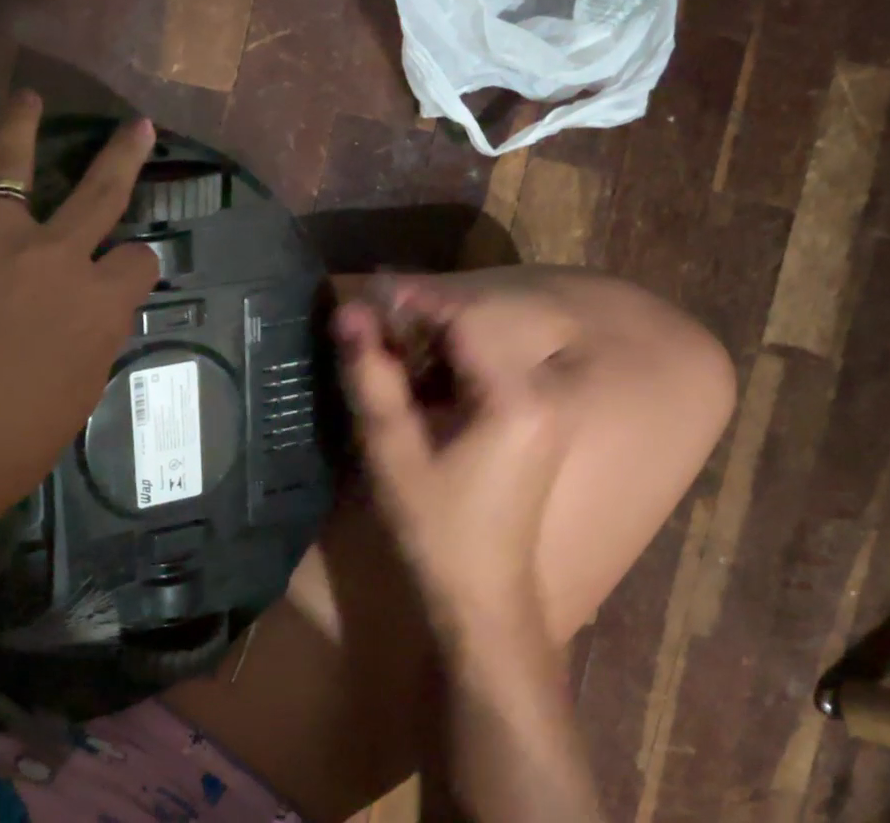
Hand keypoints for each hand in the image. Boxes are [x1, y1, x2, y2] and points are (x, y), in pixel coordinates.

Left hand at [0, 92, 159, 508]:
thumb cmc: (22, 439)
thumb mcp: (83, 391)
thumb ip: (92, 338)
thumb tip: (90, 315)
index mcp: (100, 301)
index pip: (137, 263)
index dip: (137, 270)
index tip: (129, 278)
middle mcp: (54, 258)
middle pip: (99, 194)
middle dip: (124, 156)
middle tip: (137, 127)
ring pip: (10, 170)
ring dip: (20, 127)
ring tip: (27, 97)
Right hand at [333, 276, 575, 637]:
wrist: (482, 595)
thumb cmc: (435, 526)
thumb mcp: (392, 448)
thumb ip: (372, 376)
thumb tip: (349, 314)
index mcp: (517, 397)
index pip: (465, 319)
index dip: (411, 299)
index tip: (359, 294)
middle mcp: (540, 394)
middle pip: (475, 328)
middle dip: (415, 317)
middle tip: (358, 320)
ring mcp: (540, 410)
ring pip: (478, 348)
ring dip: (425, 340)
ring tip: (372, 343)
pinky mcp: (528, 424)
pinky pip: (482, 372)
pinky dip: (440, 364)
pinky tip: (403, 376)